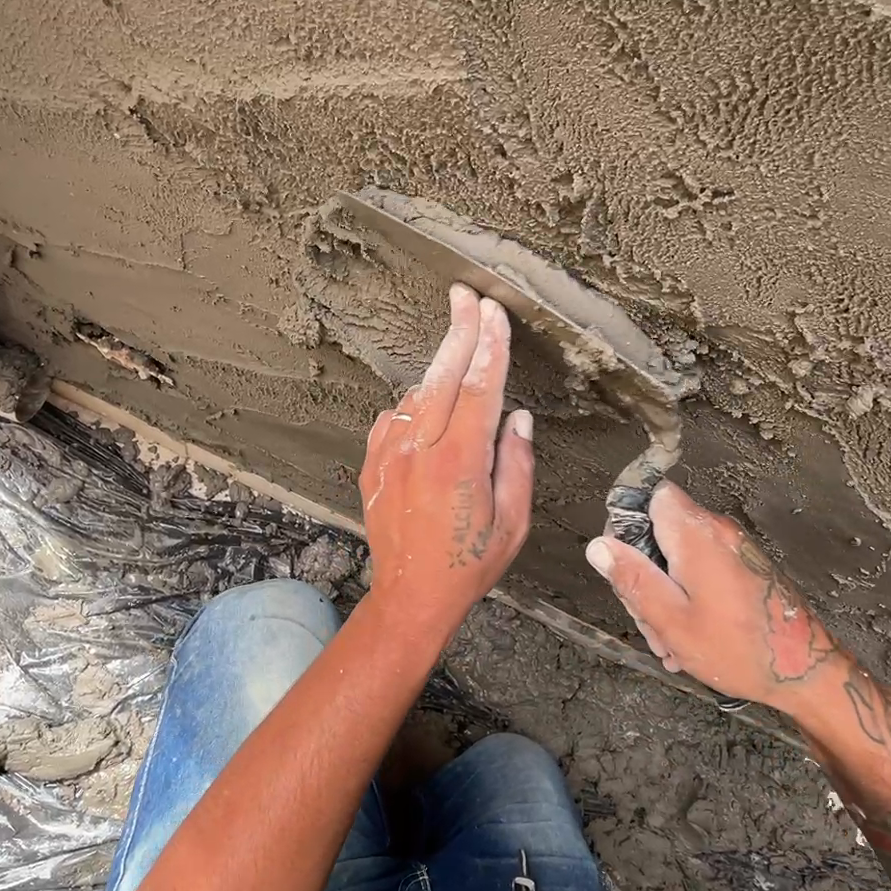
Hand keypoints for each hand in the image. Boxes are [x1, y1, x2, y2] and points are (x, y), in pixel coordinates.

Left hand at [359, 284, 534, 626]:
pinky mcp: (373, 466)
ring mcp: (390, 457)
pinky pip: (393, 419)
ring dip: (438, 369)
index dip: (490, 346)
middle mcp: (420, 452)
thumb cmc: (468, 565)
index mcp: (459, 464)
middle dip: (458, 331)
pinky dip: (412, 404)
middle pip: (441, 376)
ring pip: (416, 395)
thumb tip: (516, 419)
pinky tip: (426, 407)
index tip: (495, 314)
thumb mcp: (513, 523)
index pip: (478, 389)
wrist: (410, 596)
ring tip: (458, 349)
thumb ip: (516, 465)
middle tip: (465, 295)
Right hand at [584, 482, 847, 709]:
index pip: (651, 495)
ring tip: (672, 640)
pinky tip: (693, 635)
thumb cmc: (738, 649)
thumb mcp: (672, 620)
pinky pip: (703, 569)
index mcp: (696, 534)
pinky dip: (690, 596)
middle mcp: (718, 530)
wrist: (807, 671)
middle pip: (661, 530)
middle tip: (650, 620)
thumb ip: (633, 579)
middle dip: (646, 572)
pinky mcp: (745, 566)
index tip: (625, 565)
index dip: (628, 524)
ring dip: (667, 592)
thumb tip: (599, 545)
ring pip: (680, 555)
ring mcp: (735, 548)